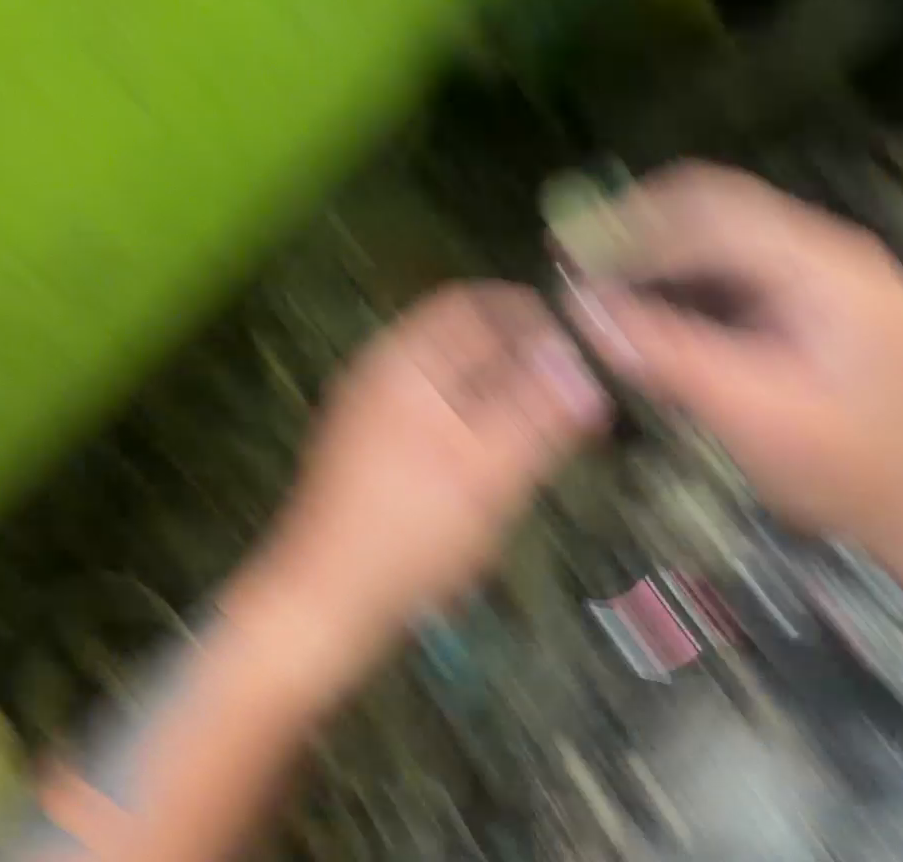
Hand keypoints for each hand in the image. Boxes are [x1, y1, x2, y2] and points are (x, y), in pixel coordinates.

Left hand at [251, 282, 607, 637]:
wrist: (324, 597)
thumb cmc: (409, 529)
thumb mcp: (486, 469)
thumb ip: (536, 409)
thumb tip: (578, 359)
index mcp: (401, 361)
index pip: (471, 304)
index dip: (527, 313)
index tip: (579, 341)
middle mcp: (376, 373)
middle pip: (457, 340)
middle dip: (515, 356)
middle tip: (568, 388)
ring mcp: (366, 411)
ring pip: (444, 379)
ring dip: (494, 390)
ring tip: (541, 424)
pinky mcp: (366, 448)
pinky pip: (426, 411)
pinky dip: (467, 419)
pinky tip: (492, 459)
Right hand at [570, 161, 902, 554]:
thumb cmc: (855, 472)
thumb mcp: (753, 416)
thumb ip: (666, 355)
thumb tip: (581, 306)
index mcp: (825, 269)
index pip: (709, 214)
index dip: (629, 229)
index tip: (564, 256)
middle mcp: (823, 255)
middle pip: (711, 209)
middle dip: (634, 231)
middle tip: (569, 262)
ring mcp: (817, 278)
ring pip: (714, 239)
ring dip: (652, 259)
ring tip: (595, 291)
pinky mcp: (805, 305)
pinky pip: (726, 276)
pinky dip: (676, 287)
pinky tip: (642, 316)